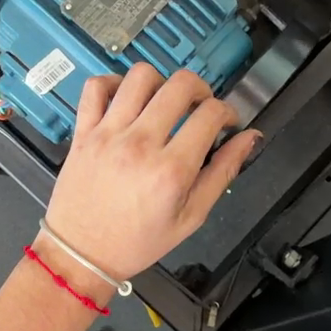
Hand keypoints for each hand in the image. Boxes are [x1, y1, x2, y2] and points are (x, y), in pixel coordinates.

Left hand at [40, 65, 262, 302]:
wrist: (81, 254)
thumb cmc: (137, 242)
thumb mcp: (191, 217)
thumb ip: (222, 173)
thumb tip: (249, 138)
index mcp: (171, 169)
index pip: (211, 113)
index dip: (228, 112)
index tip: (226, 122)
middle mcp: (140, 144)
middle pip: (181, 85)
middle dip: (201, 89)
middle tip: (199, 108)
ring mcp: (108, 133)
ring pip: (141, 76)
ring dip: (161, 82)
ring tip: (163, 102)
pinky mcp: (83, 131)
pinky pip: (96, 86)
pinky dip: (113, 83)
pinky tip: (125, 100)